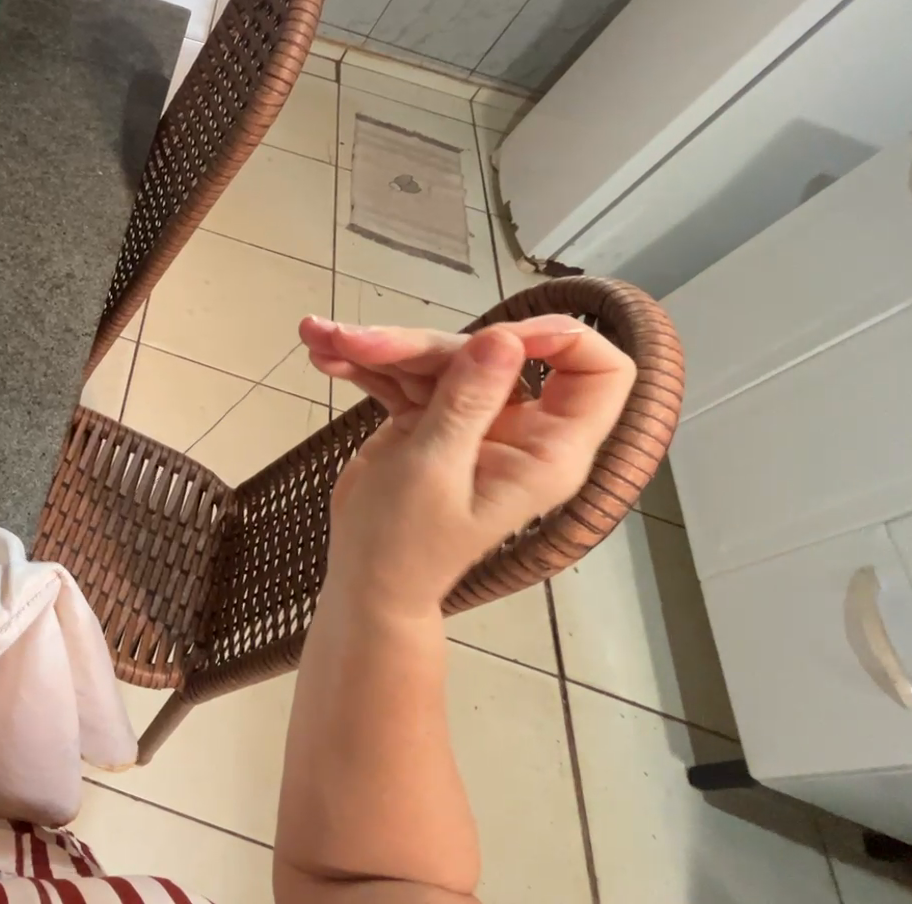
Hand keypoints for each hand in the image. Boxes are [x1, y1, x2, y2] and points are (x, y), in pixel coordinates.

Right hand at [298, 314, 635, 617]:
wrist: (363, 576)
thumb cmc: (406, 540)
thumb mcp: (434, 470)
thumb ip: (466, 403)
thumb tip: (502, 338)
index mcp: (545, 447)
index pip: (596, 372)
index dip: (557, 340)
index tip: (490, 335)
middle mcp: (513, 426)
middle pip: (482, 356)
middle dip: (412, 344)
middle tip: (346, 341)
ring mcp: (467, 421)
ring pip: (433, 361)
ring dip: (372, 348)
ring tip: (315, 337)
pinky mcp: (426, 419)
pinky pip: (401, 378)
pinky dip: (362, 367)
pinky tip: (323, 358)